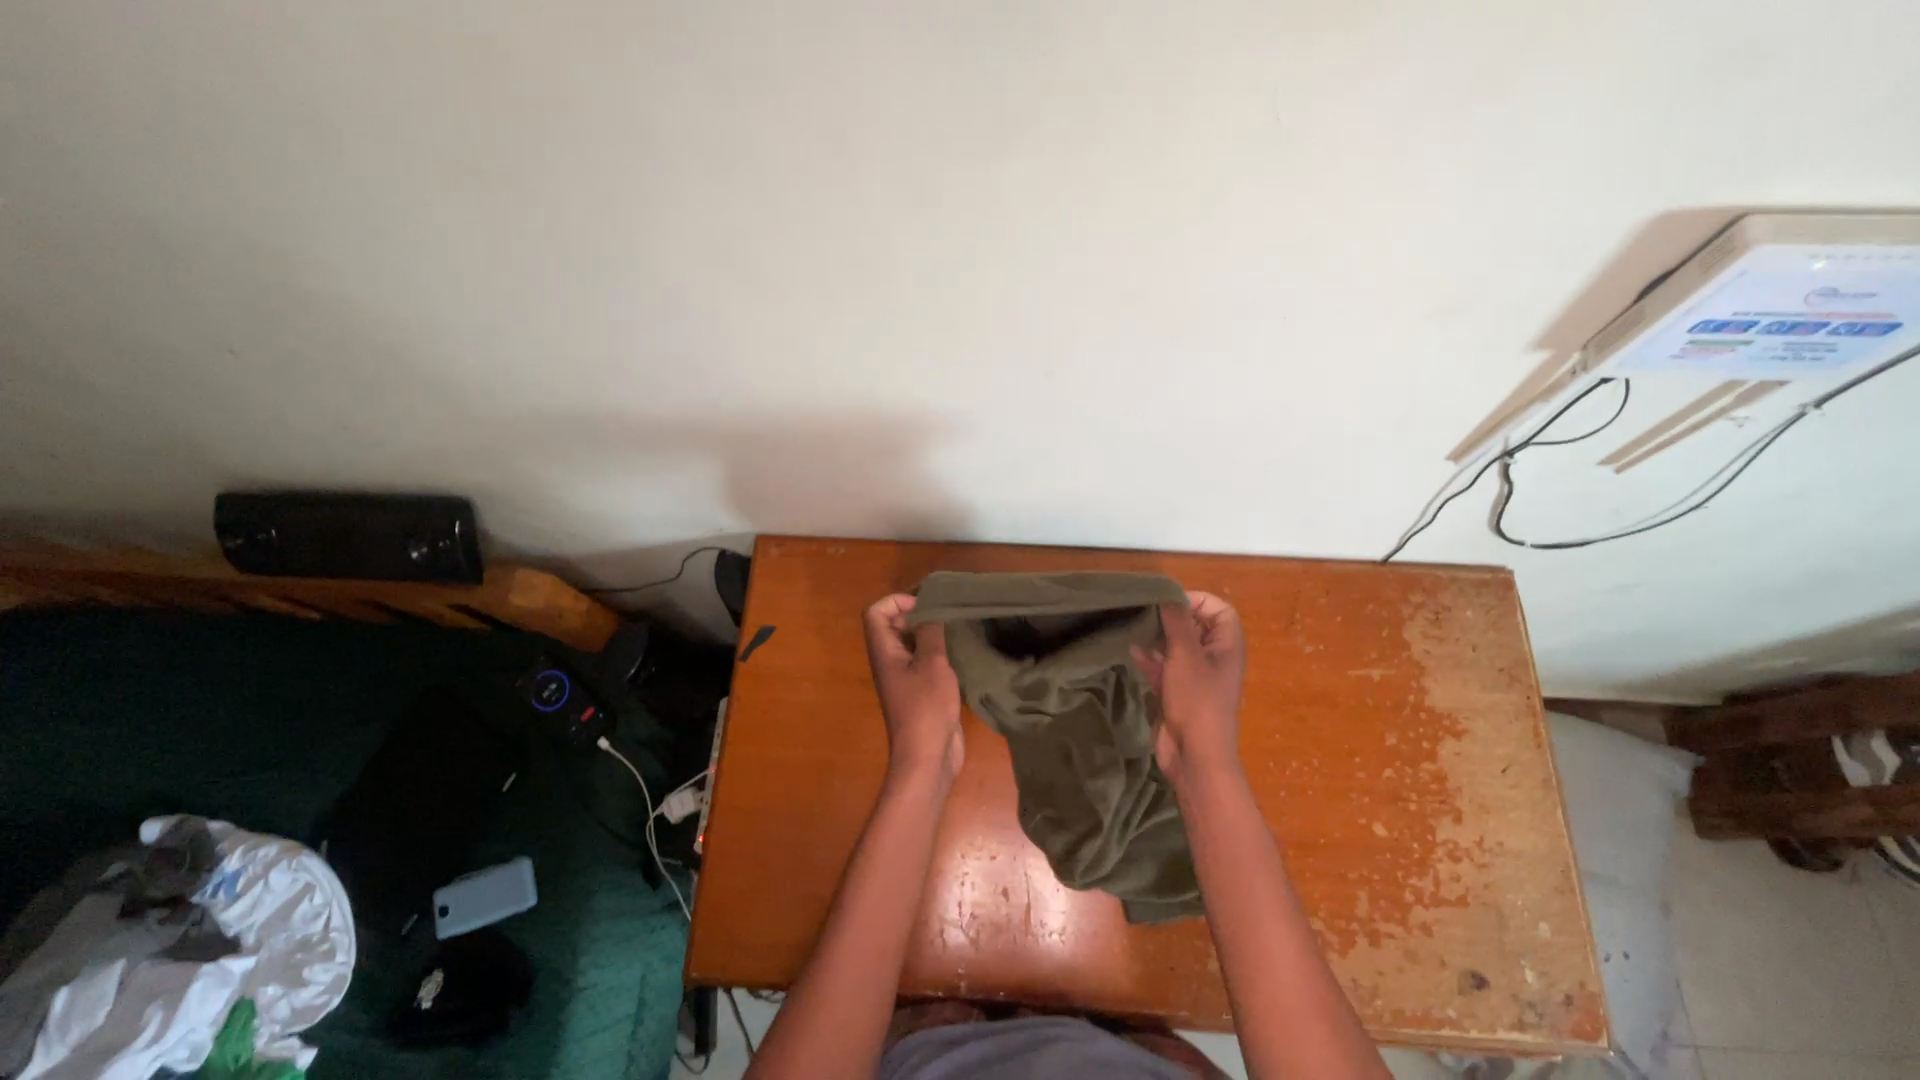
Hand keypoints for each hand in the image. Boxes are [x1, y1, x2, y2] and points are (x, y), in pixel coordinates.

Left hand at [863, 594, 963, 784]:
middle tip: (946, 616)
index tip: (924, 606)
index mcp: (884, 653)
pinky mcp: (920, 693)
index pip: (875, 613)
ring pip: (911, 646)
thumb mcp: (932, 663)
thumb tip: (930, 611)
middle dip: (917, 615)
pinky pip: (924, 664)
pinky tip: (960, 657)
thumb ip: (930, 633)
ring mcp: (904, 679)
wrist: (927, 757)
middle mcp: (889, 663)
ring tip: (956, 632)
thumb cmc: (926, 707)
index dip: (895, 601)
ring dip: (931, 636)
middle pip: (893, 627)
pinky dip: (939, 656)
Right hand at [1131, 590, 1245, 788]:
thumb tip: (1168, 594)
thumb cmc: (1197, 700)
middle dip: (1170, 617)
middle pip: (1195, 626)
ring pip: (1176, 647)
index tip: (1166, 602)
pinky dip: (1151, 659)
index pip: (1219, 609)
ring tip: (1133, 626)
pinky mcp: (1178, 693)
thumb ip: (1177, 621)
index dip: (1195, 600)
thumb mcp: (1185, 655)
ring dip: (1157, 637)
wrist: (1195, 756)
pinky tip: (1131, 651)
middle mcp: (1214, 658)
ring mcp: (1196, 677)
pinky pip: (1165, 668)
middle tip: (1143, 611)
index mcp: (1227, 646)